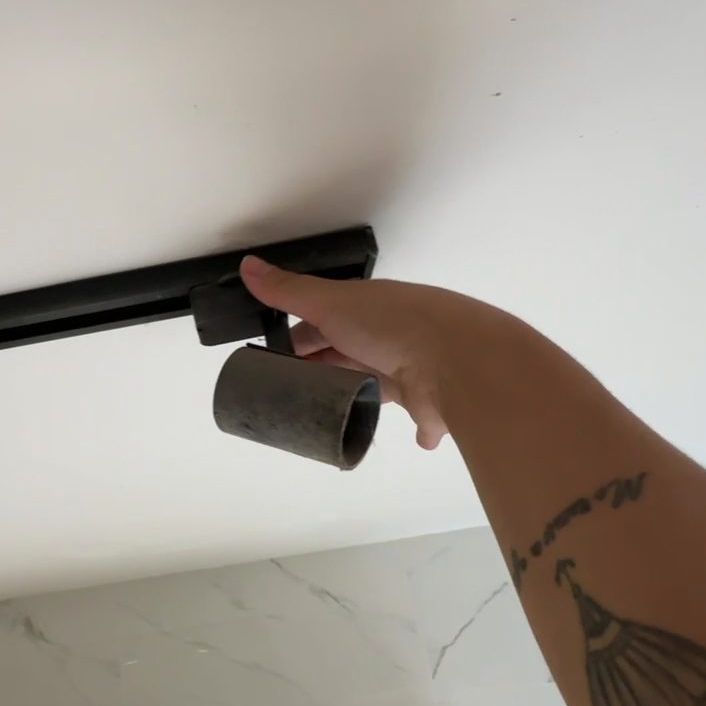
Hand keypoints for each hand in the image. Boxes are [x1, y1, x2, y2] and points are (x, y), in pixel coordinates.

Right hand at [239, 255, 500, 449]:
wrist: (459, 360)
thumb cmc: (391, 325)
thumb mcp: (331, 303)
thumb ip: (289, 291)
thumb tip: (247, 265)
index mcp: (366, 310)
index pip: (323, 323)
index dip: (299, 340)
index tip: (274, 363)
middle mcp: (389, 336)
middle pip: (347, 354)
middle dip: (323, 369)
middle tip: (291, 394)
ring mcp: (412, 370)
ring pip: (379, 383)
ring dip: (361, 392)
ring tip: (330, 413)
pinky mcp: (429, 404)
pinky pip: (421, 418)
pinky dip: (418, 428)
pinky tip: (412, 439)